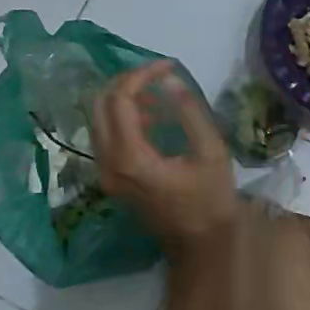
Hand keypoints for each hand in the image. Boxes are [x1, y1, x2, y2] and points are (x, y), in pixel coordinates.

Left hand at [89, 61, 235, 252]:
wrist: (200, 244)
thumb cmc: (211, 199)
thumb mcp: (211, 152)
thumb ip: (190, 112)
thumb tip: (170, 79)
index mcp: (131, 157)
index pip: (120, 100)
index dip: (141, 75)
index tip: (168, 66)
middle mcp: (108, 163)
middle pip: (99, 105)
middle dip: (127, 82)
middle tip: (158, 75)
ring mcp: (106, 173)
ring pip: (98, 119)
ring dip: (124, 99)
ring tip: (159, 96)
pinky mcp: (111, 178)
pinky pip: (105, 136)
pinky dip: (123, 117)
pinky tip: (152, 118)